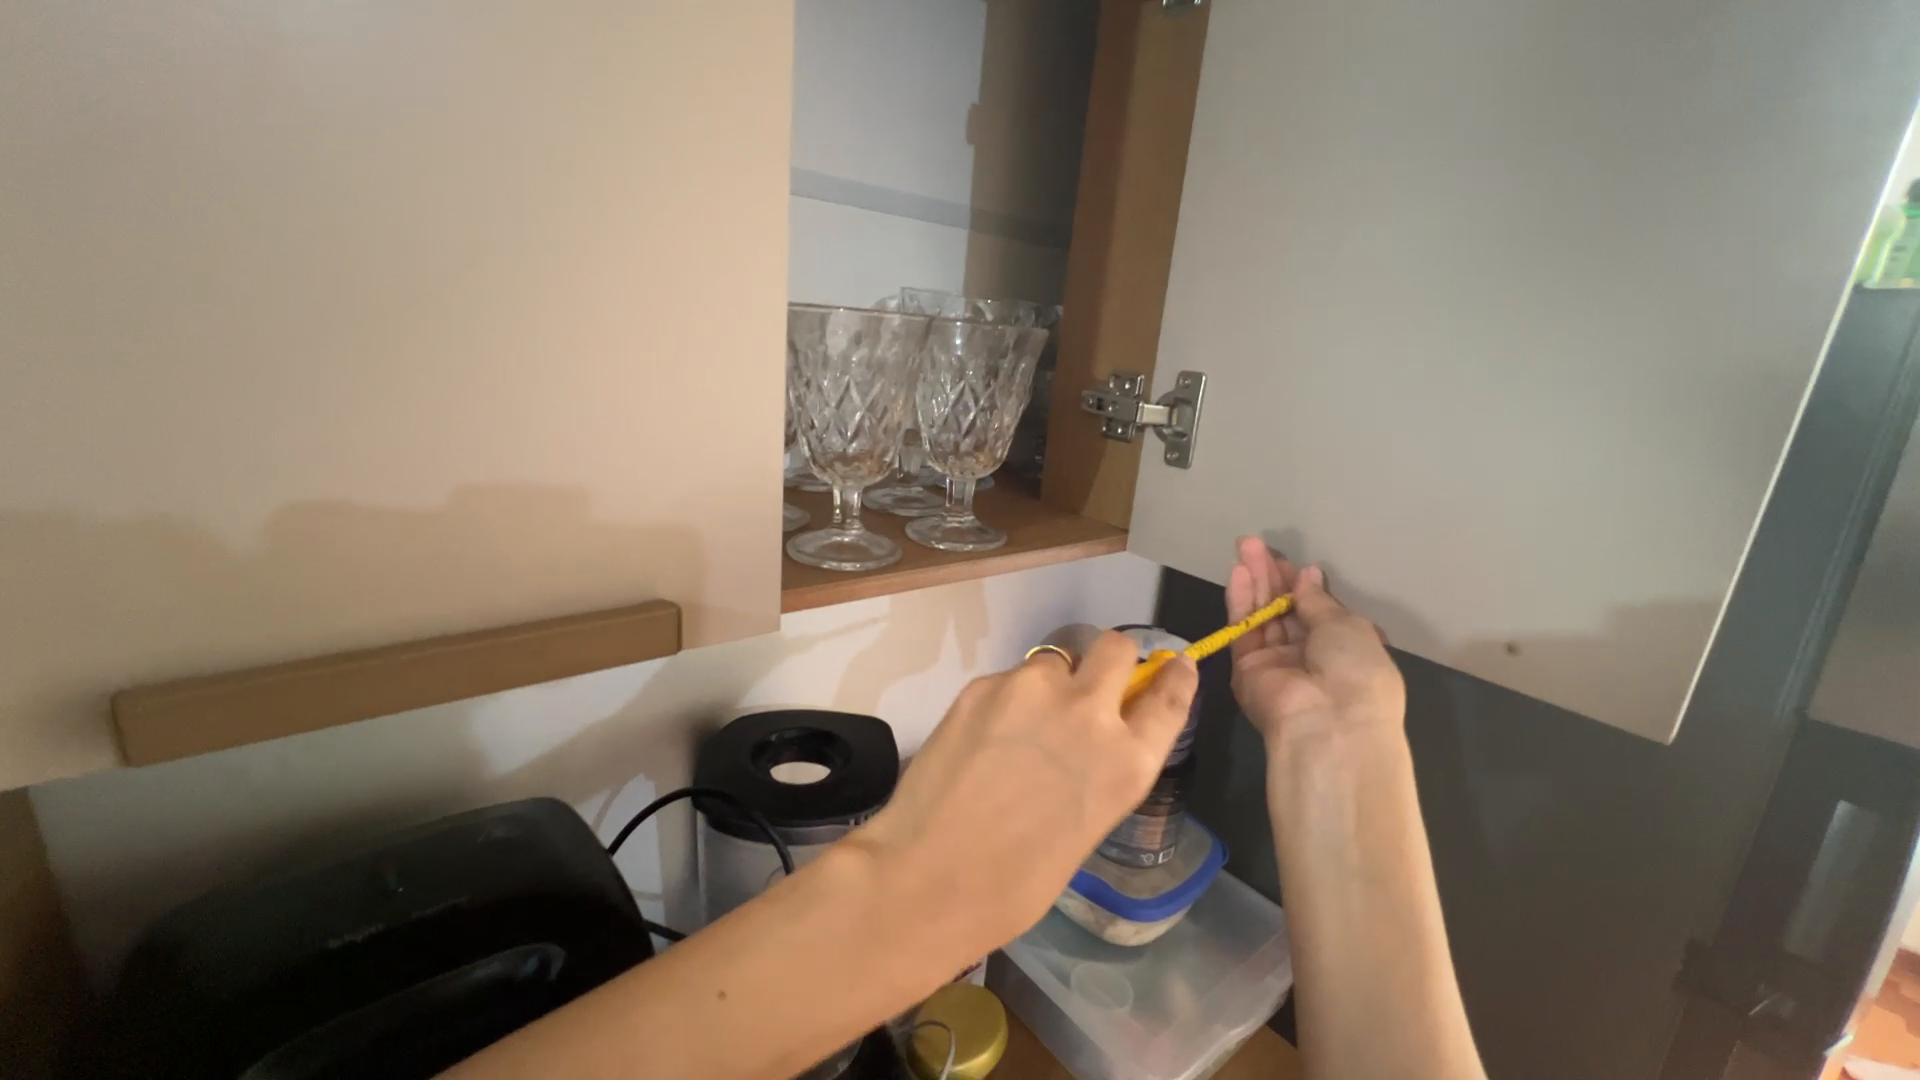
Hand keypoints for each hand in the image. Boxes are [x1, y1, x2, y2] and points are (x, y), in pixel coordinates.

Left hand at [849, 632, 1198, 951]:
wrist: (928, 877)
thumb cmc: (1015, 884)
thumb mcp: (1086, 828)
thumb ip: (1099, 771)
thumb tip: (1089, 743)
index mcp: (1126, 761)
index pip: (1169, 697)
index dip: (1174, 676)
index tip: (1173, 663)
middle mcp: (1089, 712)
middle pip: (1116, 647)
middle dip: (1109, 660)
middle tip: (1087, 687)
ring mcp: (1032, 690)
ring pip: (1054, 661)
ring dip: (1049, 684)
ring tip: (1019, 726)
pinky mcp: (983, 684)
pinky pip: (1008, 679)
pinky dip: (1005, 699)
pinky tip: (982, 737)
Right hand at [1226, 536, 1403, 743]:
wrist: (1327, 723)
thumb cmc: (1355, 671)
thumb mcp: (1348, 626)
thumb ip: (1318, 600)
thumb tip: (1308, 575)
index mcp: (1344, 646)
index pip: (1317, 608)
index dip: (1303, 583)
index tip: (1292, 561)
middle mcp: (1309, 653)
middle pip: (1285, 607)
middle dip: (1272, 575)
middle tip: (1254, 544)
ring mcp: (1276, 660)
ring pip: (1262, 614)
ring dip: (1254, 581)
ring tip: (1243, 547)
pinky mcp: (1247, 667)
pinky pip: (1243, 629)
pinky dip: (1240, 601)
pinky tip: (1237, 573)